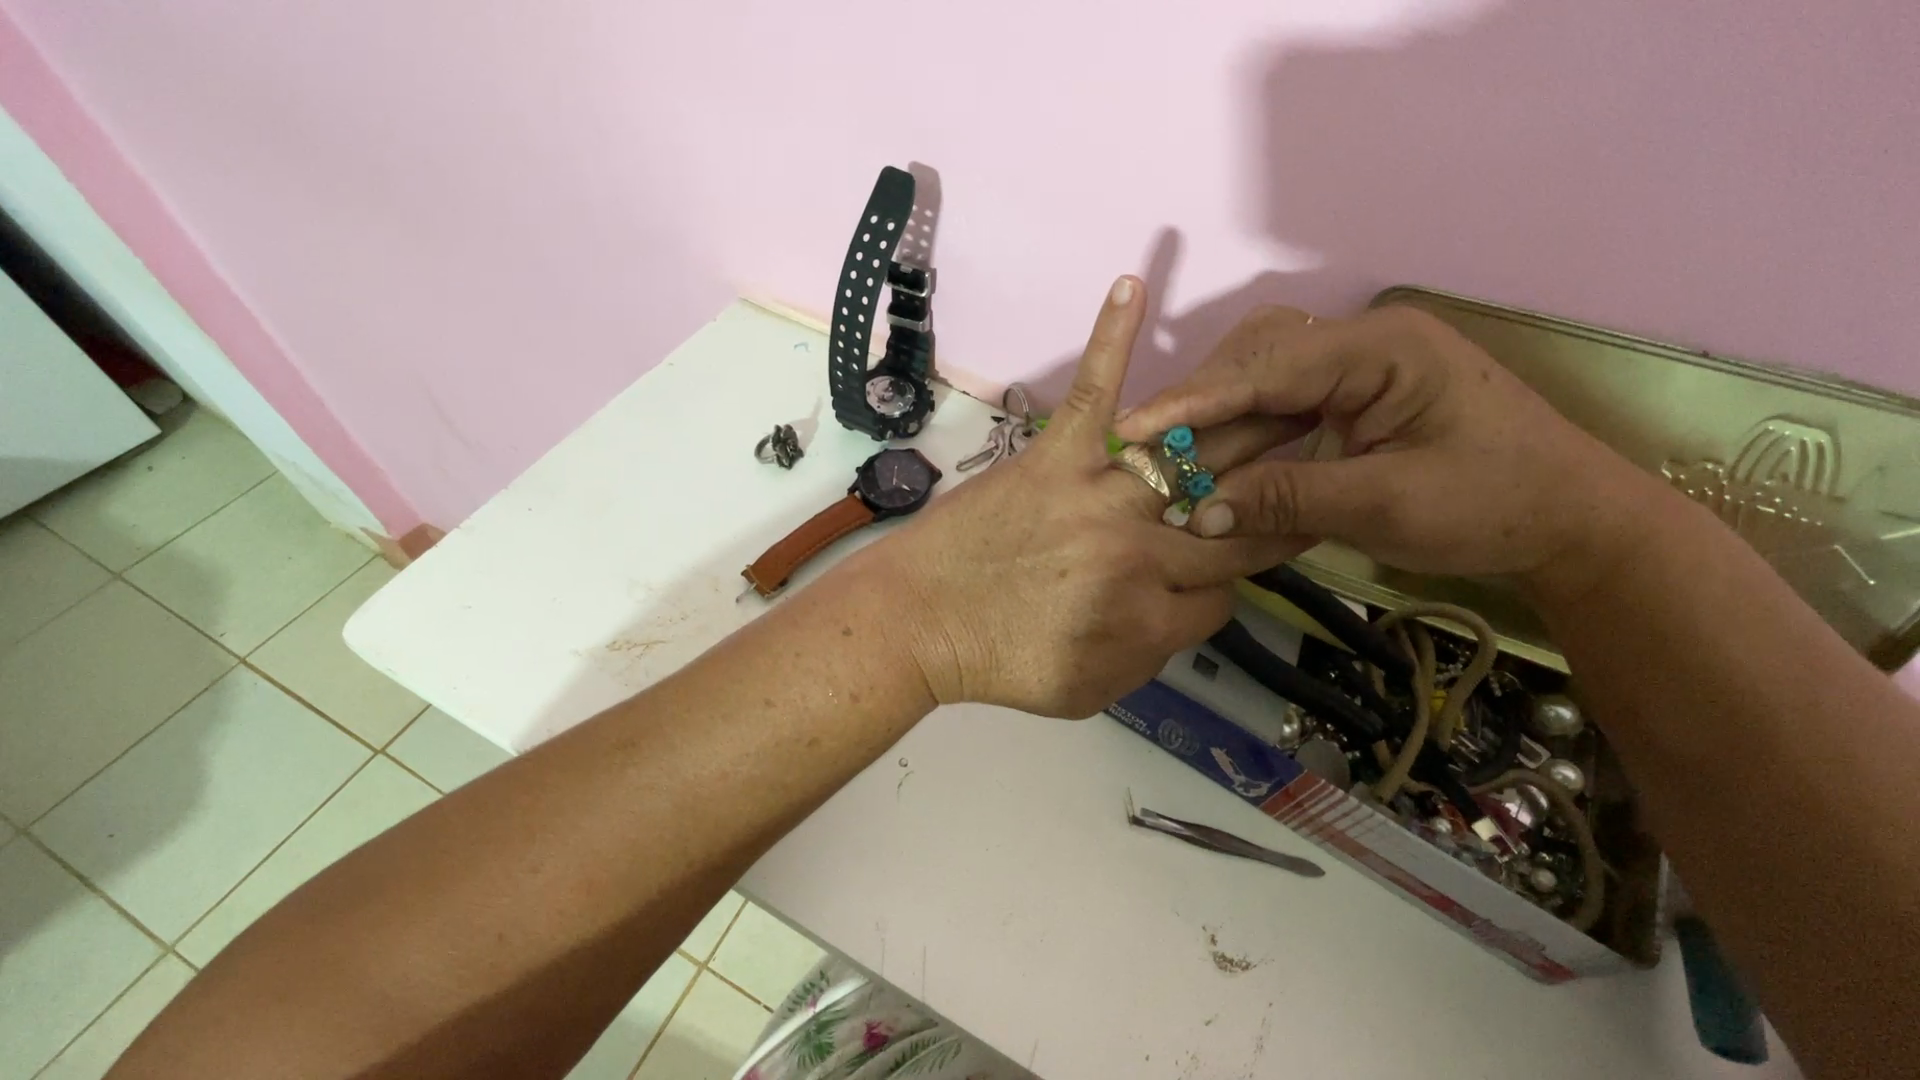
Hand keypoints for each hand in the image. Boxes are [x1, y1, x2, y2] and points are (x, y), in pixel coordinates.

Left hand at [856, 277, 1304, 717]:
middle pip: (1230, 514)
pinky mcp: (1054, 453)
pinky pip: (1092, 389)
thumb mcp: (1093, 690)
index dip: (1227, 582)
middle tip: (1316, 462)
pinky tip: (1133, 283)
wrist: (916, 623)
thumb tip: (1192, 606)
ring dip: (1247, 420)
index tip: (1216, 572)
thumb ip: (1156, 652)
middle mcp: (1139, 545)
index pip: (1228, 586)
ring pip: (1192, 452)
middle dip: (1274, 495)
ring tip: (1292, 389)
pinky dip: (1112, 337)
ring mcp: (1097, 490)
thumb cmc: (1001, 665)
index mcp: (1152, 611)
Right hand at [1114, 304, 1662, 599]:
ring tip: (1170, 457)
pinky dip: (1246, 430)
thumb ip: (1287, 500)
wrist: (1572, 523)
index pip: (1265, 367)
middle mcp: (1364, 341)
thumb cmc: (1494, 507)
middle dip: (1198, 404)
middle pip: (1256, 355)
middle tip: (1145, 450)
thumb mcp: (1386, 507)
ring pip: (1264, 374)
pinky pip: (1285, 401)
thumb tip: (1198, 514)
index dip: (1192, 402)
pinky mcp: (1358, 395)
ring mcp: (1362, 366)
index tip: (1131, 431)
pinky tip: (1218, 458)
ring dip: (1217, 416)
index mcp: (1380, 349)